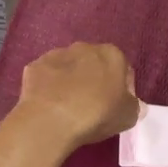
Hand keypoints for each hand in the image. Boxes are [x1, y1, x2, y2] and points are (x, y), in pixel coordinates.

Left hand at [13, 43, 141, 148]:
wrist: (51, 119)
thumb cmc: (96, 114)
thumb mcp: (128, 116)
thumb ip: (134, 106)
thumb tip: (133, 104)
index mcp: (111, 54)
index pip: (123, 68)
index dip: (123, 88)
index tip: (117, 105)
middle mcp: (84, 47)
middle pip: (93, 64)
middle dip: (94, 80)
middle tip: (92, 105)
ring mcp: (56, 55)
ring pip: (68, 67)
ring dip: (70, 81)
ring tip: (67, 105)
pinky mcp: (33, 67)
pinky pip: (46, 77)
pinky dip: (48, 87)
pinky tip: (49, 104)